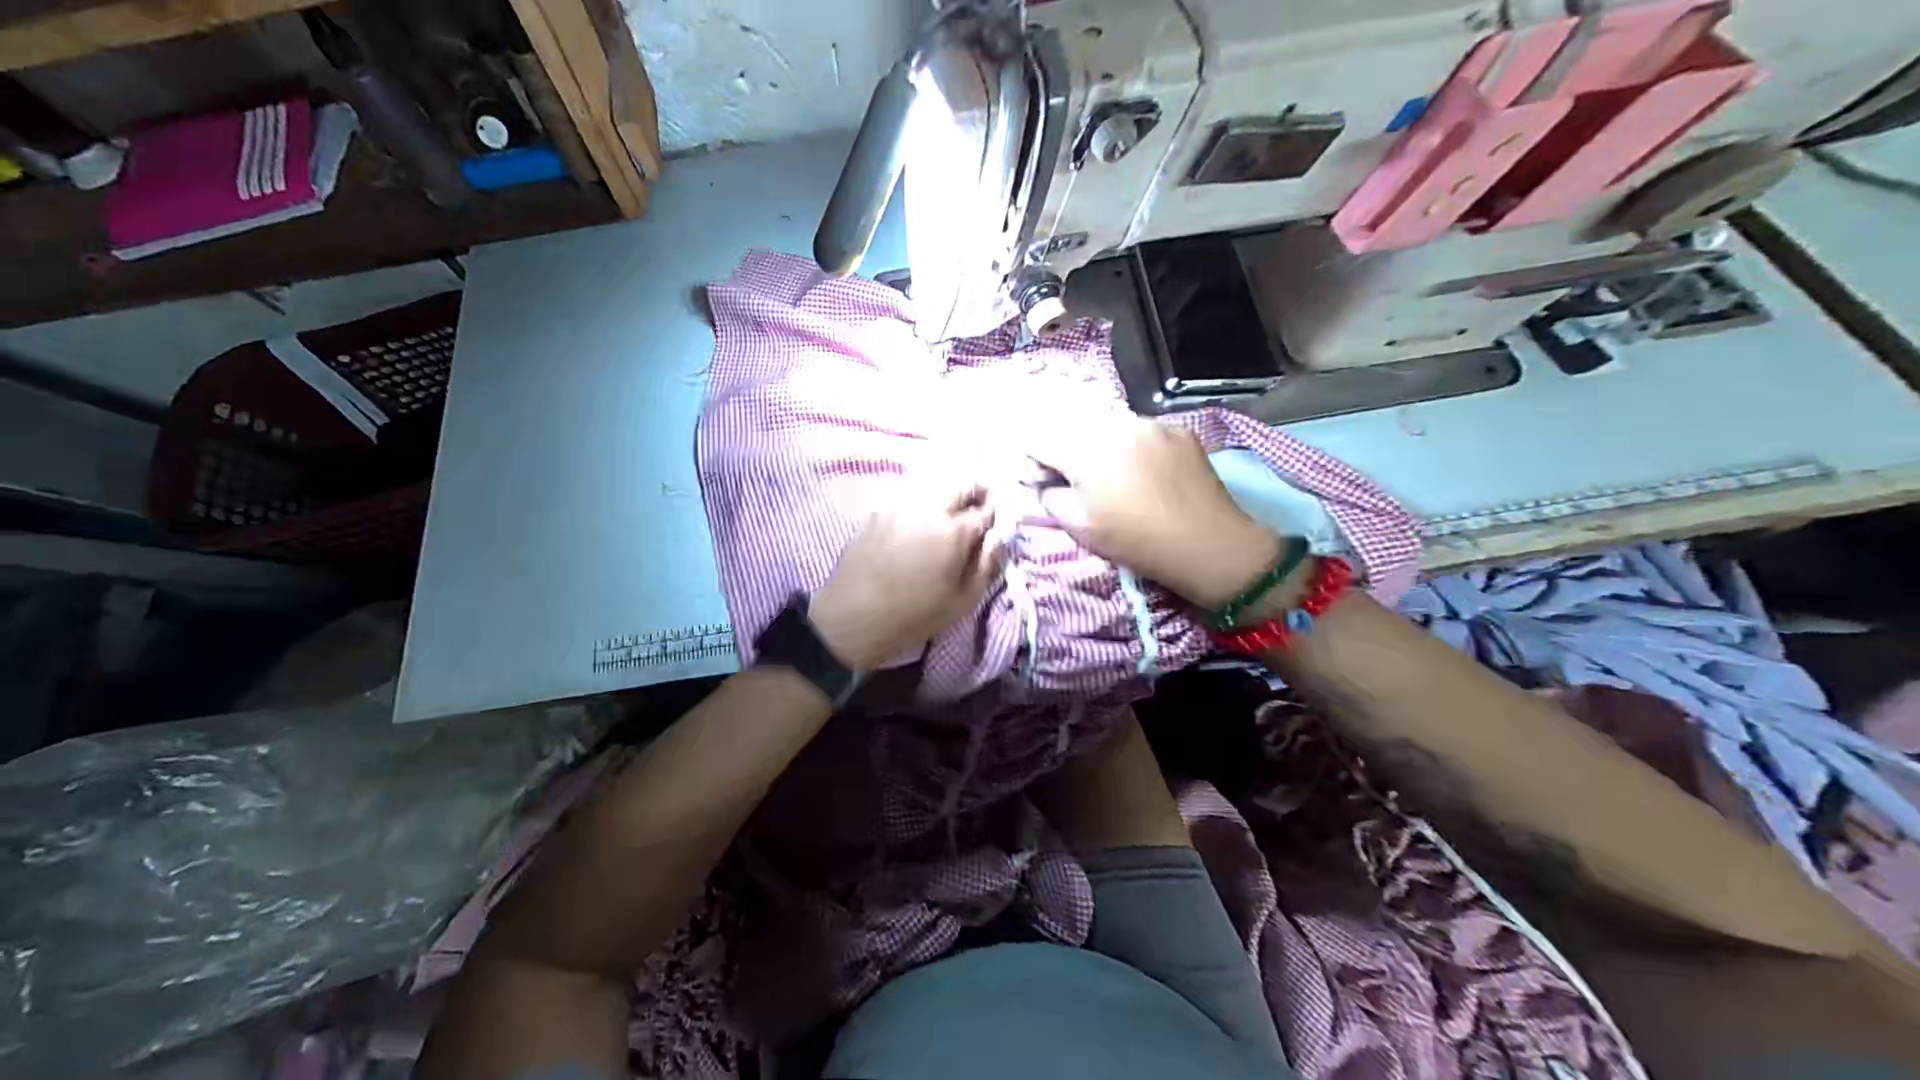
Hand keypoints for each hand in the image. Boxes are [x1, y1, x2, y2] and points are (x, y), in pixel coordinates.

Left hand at [809, 485, 1004, 670]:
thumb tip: (998, 537)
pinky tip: (916, 527)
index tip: (995, 527)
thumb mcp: (963, 601)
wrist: (852, 618)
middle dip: (975, 494)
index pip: (986, 511)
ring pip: (933, 489)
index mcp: (955, 531)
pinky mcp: (876, 513)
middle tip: (977, 510)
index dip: (995, 517)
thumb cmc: (914, 616)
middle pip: (961, 485)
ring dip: (947, 498)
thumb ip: (988, 565)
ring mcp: (899, 506)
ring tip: (947, 520)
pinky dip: (921, 507)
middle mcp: (929, 508)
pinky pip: (908, 500)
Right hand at [1031, 418, 1283, 609]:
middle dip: (1069, 452)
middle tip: (1082, 485)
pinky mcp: (1178, 429)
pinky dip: (1135, 449)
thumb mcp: (1080, 527)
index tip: (1047, 484)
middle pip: (1074, 428)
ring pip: (1109, 428)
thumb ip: (1050, 496)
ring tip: (1120, 481)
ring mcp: (1151, 423)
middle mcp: (1116, 425)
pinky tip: (1149, 477)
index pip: (1040, 439)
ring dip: (1102, 448)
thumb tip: (1045, 481)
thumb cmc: (1136, 541)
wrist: (1209, 545)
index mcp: (1086, 449)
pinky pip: (1142, 432)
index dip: (1037, 462)